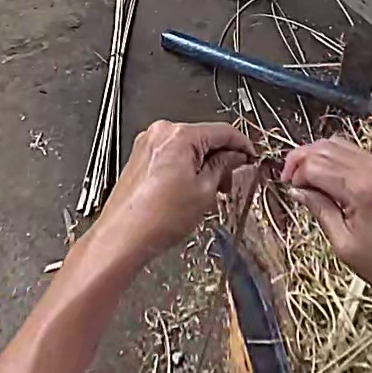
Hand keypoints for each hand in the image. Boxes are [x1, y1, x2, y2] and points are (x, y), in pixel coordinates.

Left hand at [83, 120, 255, 266]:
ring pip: (189, 147)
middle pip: (205, 138)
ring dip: (205, 164)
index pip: (224, 131)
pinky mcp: (140, 158)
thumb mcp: (205, 190)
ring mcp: (147, 145)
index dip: (243, 145)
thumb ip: (225, 165)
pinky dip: (187, 167)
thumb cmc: (157, 218)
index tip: (252, 156)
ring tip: (212, 190)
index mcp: (180, 135)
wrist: (119, 241)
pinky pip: (173, 155)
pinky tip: (193, 189)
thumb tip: (235, 156)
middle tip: (232, 179)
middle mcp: (161, 133)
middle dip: (222, 158)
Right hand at [282, 137, 371, 305]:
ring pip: (340, 144)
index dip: (296, 174)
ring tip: (304, 178)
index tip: (289, 191)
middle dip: (302, 159)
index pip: (316, 164)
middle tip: (289, 180)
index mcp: (360, 188)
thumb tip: (297, 190)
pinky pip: (354, 152)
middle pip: (326, 147)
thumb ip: (320, 210)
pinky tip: (326, 177)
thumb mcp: (344, 244)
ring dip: (317, 155)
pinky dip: (335, 157)